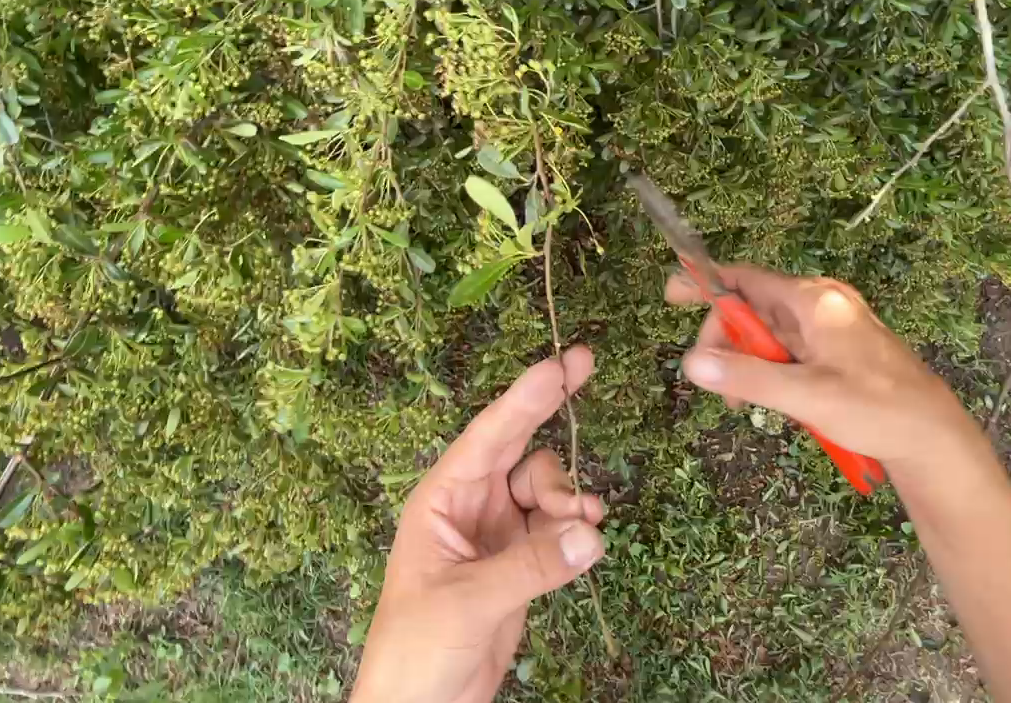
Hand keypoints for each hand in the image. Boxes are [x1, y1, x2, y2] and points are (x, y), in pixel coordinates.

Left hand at [350, 347, 605, 702]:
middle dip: (549, 406)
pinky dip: (573, 527)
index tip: (558, 364)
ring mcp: (495, 532)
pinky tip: (589, 535)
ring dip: (567, 494)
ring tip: (588, 515)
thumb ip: (531, 566)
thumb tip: (593, 531)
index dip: (524, 397)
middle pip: (517, 443)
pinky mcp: (517, 563)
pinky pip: (553, 527)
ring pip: (541, 488)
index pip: (488, 435)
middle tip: (585, 363)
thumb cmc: (417, 647)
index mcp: (442, 497)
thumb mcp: (468, 603)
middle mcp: (470, 503)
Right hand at [665, 265, 978, 475]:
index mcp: (814, 300)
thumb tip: (691, 363)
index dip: (705, 282)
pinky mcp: (838, 348)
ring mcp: (831, 325)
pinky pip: (789, 349)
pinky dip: (772, 369)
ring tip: (744, 403)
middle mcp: (821, 303)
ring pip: (770, 333)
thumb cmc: (875, 409)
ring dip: (749, 361)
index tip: (672, 292)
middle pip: (753, 308)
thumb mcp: (805, 394)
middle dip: (728, 341)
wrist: (936, 441)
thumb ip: (746, 377)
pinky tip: (774, 401)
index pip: (745, 279)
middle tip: (715, 381)